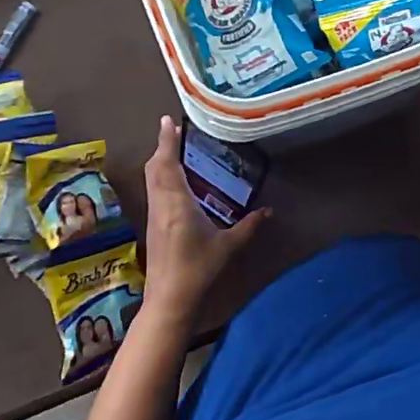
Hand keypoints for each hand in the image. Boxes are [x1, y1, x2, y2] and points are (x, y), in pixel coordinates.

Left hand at [141, 115, 268, 315]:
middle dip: (162, 147)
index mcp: (177, 202)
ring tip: (172, 150)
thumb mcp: (228, 246)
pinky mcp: (152, 226)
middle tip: (172, 131)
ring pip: (151, 179)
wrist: (169, 298)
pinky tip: (173, 182)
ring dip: (159, 161)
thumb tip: (269, 211)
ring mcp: (153, 215)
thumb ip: (248, 226)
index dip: (166, 141)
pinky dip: (160, 177)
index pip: (168, 163)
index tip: (167, 121)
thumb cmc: (198, 269)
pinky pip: (153, 191)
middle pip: (154, 167)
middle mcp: (161, 203)